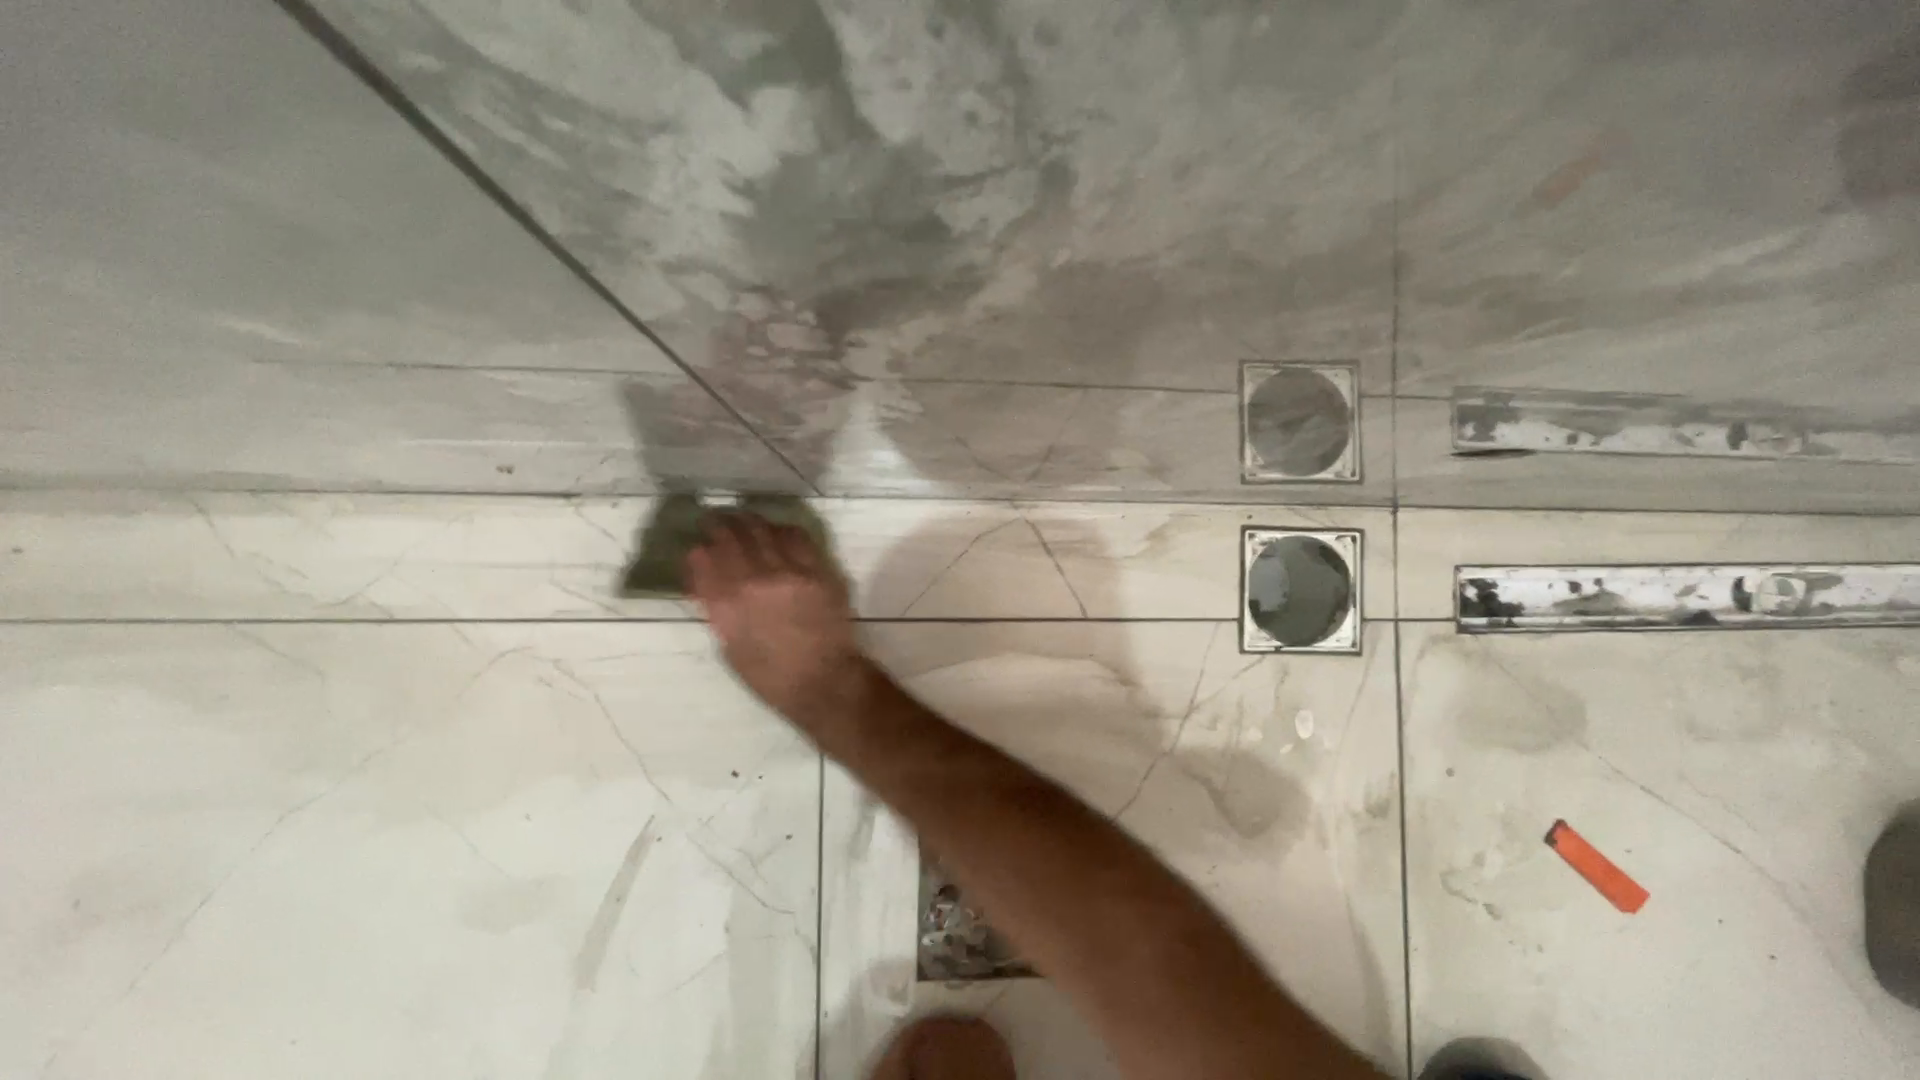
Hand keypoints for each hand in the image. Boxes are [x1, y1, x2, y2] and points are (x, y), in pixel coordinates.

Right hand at [684, 511, 870, 732]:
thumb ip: (718, 612)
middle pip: (730, 536)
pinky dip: (782, 529)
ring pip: (762, 529)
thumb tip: (707, 588)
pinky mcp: (816, 569)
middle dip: (718, 525)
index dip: (697, 553)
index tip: (699, 550)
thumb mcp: (730, 648)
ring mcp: (788, 572)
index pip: (701, 561)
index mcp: (726, 605)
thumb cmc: (772, 676)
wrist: (824, 680)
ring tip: (743, 519)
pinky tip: (778, 531)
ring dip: (748, 521)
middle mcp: (753, 581)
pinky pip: (797, 536)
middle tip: (716, 520)